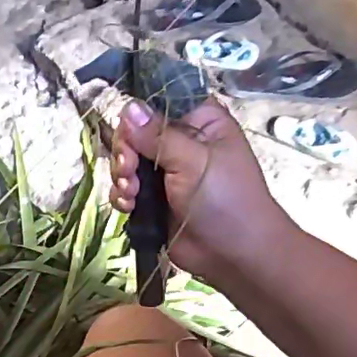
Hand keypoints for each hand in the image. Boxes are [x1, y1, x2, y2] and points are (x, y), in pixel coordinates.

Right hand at [109, 99, 294, 284]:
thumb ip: (157, 135)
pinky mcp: (153, 199)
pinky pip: (126, 188)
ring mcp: (165, 172)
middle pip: (135, 133)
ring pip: (127, 161)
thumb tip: (127, 106)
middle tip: (129, 172)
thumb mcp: (193, 160)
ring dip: (122, 176)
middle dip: (125, 153)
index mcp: (199, 121)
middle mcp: (180, 141)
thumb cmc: (226, 199)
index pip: (158, 102)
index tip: (129, 134)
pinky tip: (128, 207)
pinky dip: (122, 196)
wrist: (235, 254)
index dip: (137, 115)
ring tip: (131, 194)